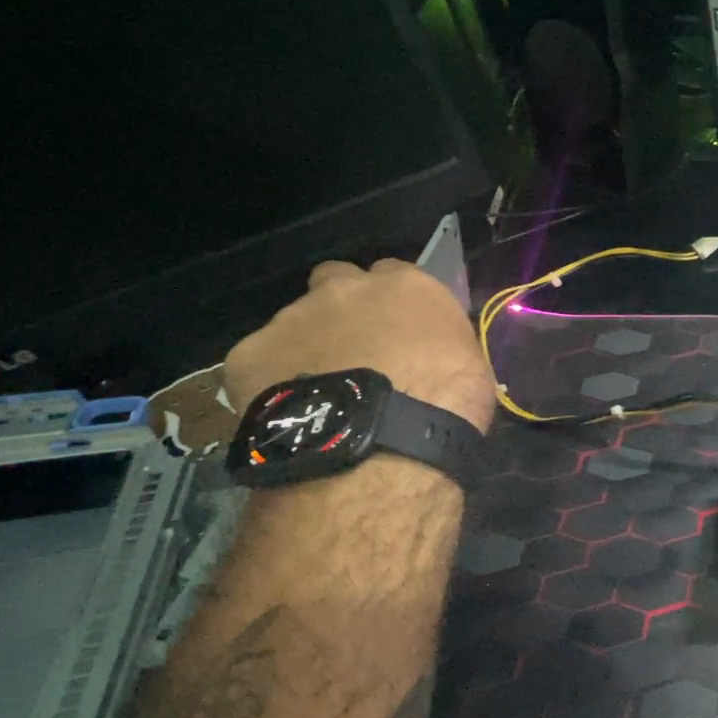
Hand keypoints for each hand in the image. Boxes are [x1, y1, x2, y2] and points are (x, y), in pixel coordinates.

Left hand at [225, 261, 495, 432]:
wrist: (382, 445)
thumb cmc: (446, 403)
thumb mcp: (468, 363)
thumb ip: (438, 342)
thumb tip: (426, 351)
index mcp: (407, 287)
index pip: (394, 272)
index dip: (394, 300)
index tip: (400, 327)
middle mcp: (346, 289)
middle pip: (336, 279)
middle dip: (343, 306)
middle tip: (355, 346)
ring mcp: (292, 318)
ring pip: (296, 322)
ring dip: (309, 344)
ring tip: (323, 389)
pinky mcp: (249, 354)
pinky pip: (262, 361)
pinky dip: (275, 378)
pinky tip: (294, 409)